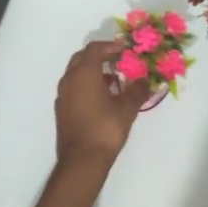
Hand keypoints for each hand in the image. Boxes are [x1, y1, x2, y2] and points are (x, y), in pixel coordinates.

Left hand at [54, 41, 148, 167]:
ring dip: (92, 71)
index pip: (94, 49)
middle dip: (99, 56)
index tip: (124, 49)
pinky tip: (101, 98)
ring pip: (76, 73)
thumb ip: (137, 91)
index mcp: (84, 73)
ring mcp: (62, 95)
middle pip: (82, 57)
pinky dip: (85, 85)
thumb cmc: (105, 129)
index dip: (110, 46)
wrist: (82, 160)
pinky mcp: (61, 109)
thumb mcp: (127, 108)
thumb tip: (145, 81)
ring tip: (113, 80)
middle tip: (116, 60)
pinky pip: (73, 87)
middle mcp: (69, 79)